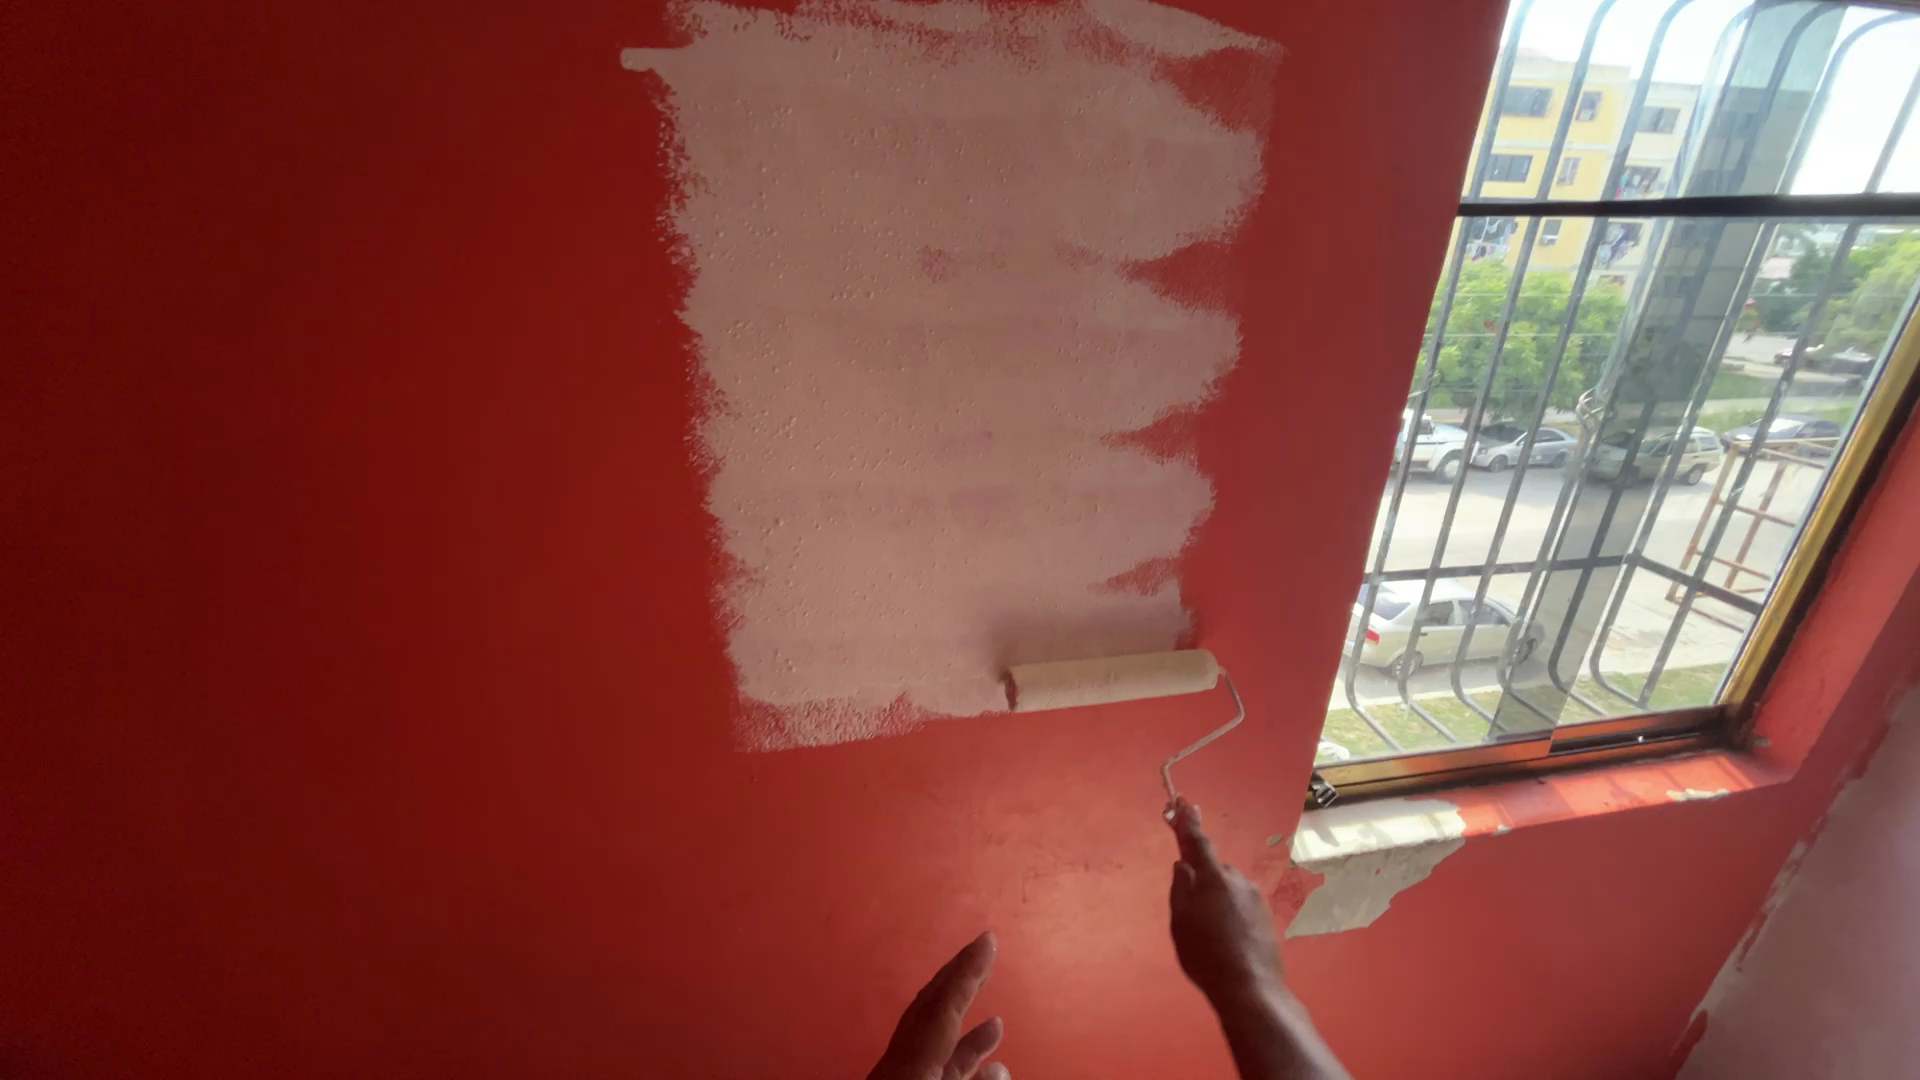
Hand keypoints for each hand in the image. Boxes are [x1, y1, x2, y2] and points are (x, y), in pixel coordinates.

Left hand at [866, 932, 1010, 1079]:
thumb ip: (970, 1076)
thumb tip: (998, 1061)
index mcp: (904, 1065)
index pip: (941, 1008)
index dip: (967, 971)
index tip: (988, 938)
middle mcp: (896, 1065)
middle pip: (929, 1009)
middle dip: (959, 978)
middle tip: (985, 946)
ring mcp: (896, 1078)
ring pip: (931, 1041)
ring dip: (966, 1030)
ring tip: (998, 1021)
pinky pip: (931, 1067)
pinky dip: (958, 1058)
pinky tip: (990, 1066)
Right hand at [1167, 797, 1282, 1002]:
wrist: (1252, 990)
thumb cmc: (1206, 954)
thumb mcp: (1180, 921)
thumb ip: (1180, 887)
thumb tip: (1183, 864)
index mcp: (1212, 876)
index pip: (1197, 840)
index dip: (1188, 820)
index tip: (1184, 802)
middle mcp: (1237, 879)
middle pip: (1213, 869)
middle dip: (1202, 880)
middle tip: (1192, 911)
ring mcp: (1255, 897)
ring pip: (1228, 888)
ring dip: (1218, 899)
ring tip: (1211, 934)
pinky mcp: (1266, 916)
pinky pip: (1241, 904)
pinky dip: (1231, 913)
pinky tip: (1228, 940)